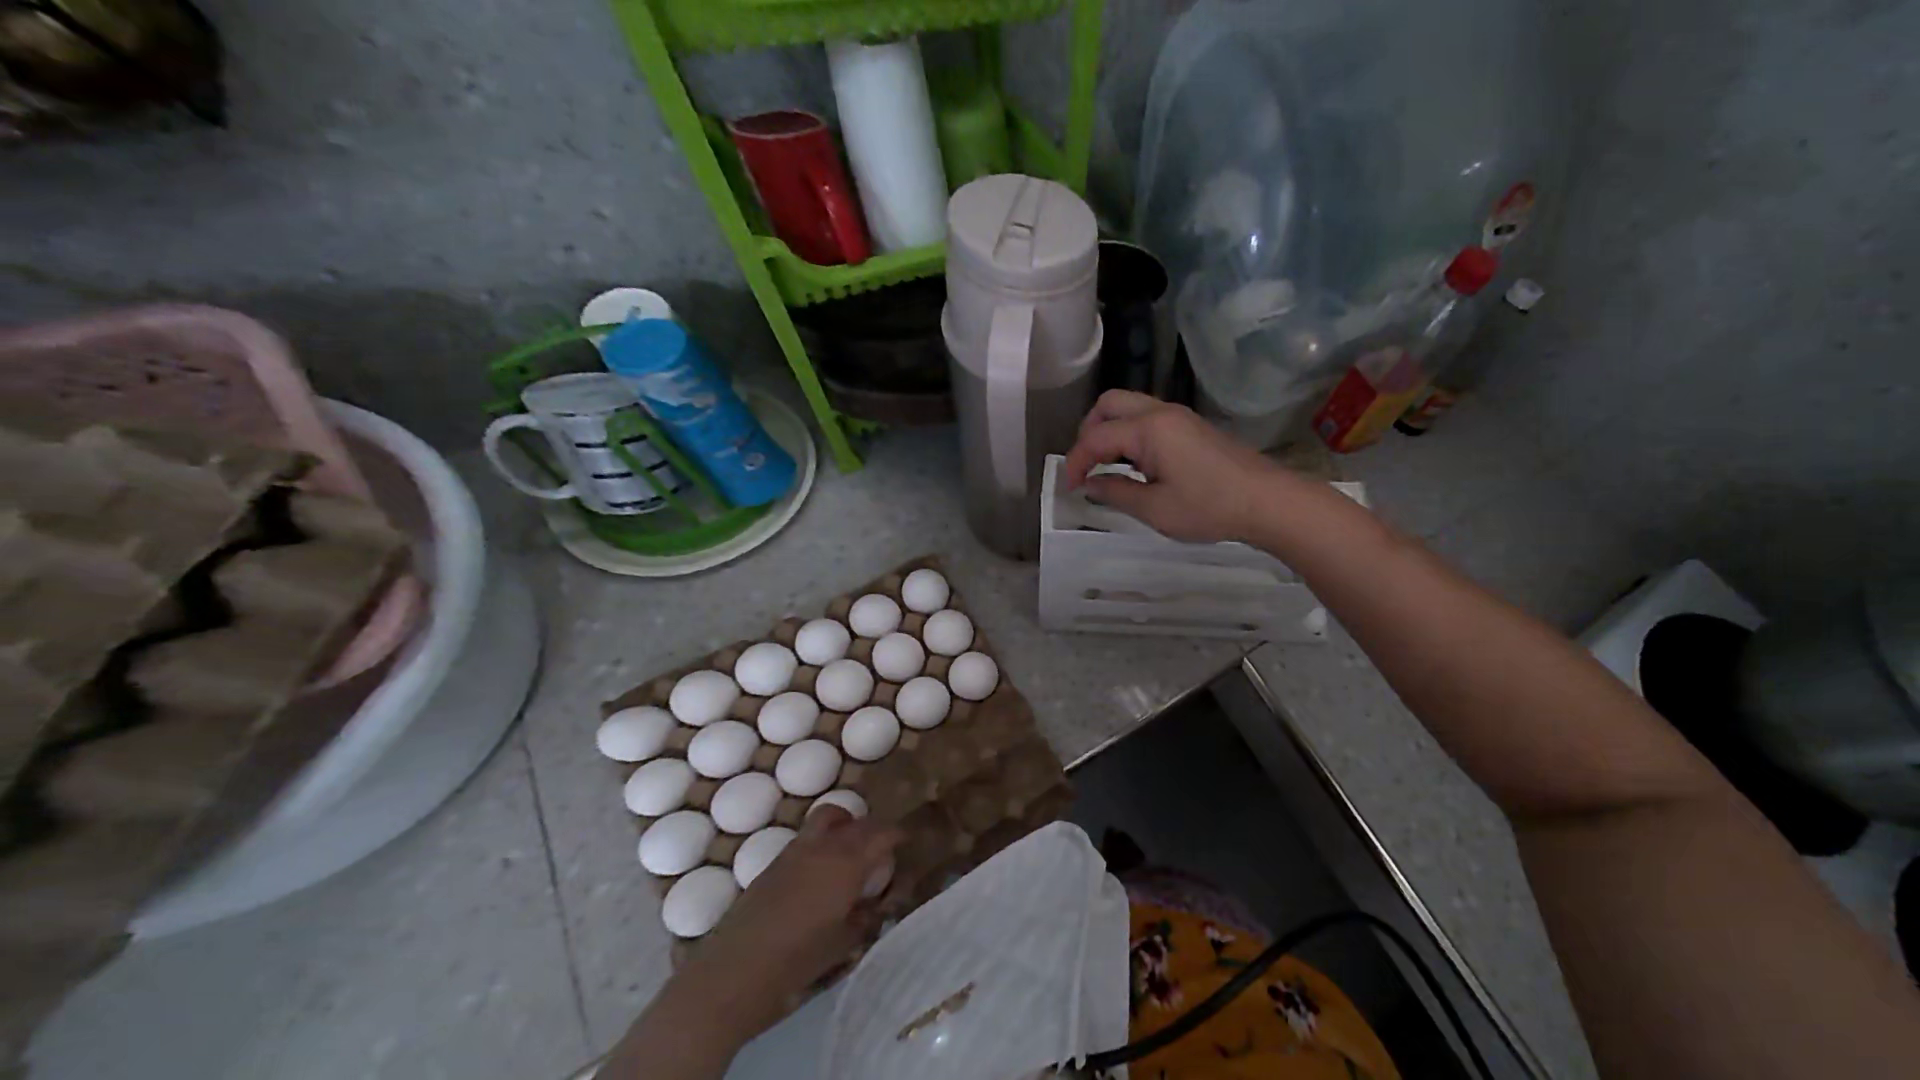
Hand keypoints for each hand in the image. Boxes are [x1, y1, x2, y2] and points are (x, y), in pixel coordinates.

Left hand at [672, 807, 901, 1040]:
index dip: (897, 835)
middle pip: (853, 819)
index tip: (908, 845)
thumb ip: (865, 918)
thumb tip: (877, 905)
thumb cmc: (796, 963)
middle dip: (871, 830)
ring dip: (843, 830)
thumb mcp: (844, 945)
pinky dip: (821, 845)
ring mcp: (793, 852)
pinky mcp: (772, 864)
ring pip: (825, 820)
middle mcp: (821, 846)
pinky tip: (821, 880)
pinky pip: (806, 840)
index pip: (880, 832)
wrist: (733, 974)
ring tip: (851, 862)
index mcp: (845, 862)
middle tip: (881, 855)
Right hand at [1062, 390, 1287, 543]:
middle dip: (1088, 432)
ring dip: (1109, 431)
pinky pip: (1147, 418)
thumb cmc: (1209, 507)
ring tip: (1107, 467)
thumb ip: (1115, 492)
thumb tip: (1090, 484)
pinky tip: (1134, 465)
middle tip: (1086, 466)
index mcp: (1149, 429)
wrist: (1268, 501)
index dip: (1076, 462)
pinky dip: (1129, 434)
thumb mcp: (1155, 509)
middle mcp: (1161, 413)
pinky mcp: (1191, 427)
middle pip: (1109, 404)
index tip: (1070, 488)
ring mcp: (1179, 417)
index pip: (1096, 437)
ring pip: (1129, 407)